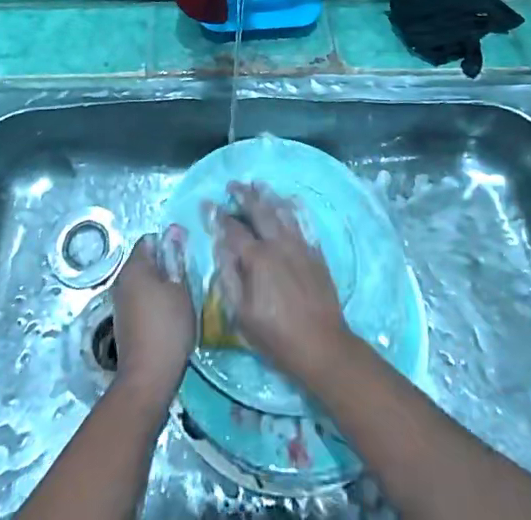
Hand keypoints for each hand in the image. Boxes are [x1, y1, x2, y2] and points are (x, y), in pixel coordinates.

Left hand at [109, 224, 194, 404]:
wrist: (148, 376)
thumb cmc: (168, 326)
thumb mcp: (181, 289)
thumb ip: (177, 260)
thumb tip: (174, 234)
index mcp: (134, 268)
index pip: (149, 240)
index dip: (169, 242)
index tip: (187, 253)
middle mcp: (122, 281)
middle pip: (145, 262)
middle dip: (166, 264)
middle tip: (189, 275)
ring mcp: (121, 303)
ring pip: (144, 282)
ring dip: (162, 284)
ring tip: (184, 295)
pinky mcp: (125, 321)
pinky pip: (141, 300)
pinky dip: (155, 301)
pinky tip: (172, 313)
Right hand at [213, 181, 353, 382]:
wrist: (323, 346)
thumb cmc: (276, 336)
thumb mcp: (241, 313)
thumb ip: (228, 276)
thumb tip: (220, 246)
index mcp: (257, 259)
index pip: (232, 230)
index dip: (218, 216)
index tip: (207, 203)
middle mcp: (278, 245)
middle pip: (259, 212)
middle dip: (244, 195)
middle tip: (232, 184)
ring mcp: (300, 247)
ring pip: (282, 212)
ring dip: (268, 196)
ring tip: (258, 184)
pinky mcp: (315, 253)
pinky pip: (303, 223)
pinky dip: (294, 209)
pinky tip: (290, 201)